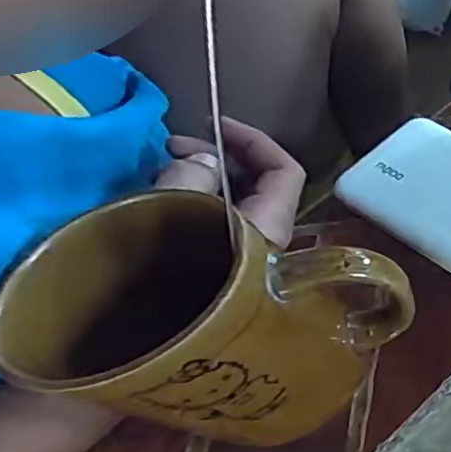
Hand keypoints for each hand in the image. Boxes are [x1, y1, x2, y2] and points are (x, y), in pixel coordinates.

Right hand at [156, 116, 306, 246]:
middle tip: (175, 145)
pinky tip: (166, 188)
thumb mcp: (179, 206)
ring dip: (206, 173)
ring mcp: (248, 246)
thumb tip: (206, 158)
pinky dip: (200, 195)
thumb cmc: (177, 261)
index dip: (254, 140)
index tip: (213, 124)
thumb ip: (196, 174)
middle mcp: (268, 234)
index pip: (286, 170)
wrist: (166, 327)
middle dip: (221, 153)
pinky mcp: (226, 254)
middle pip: (260, 181)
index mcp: (272, 222)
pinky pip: (220, 214)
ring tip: (165, 163)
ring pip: (238, 197)